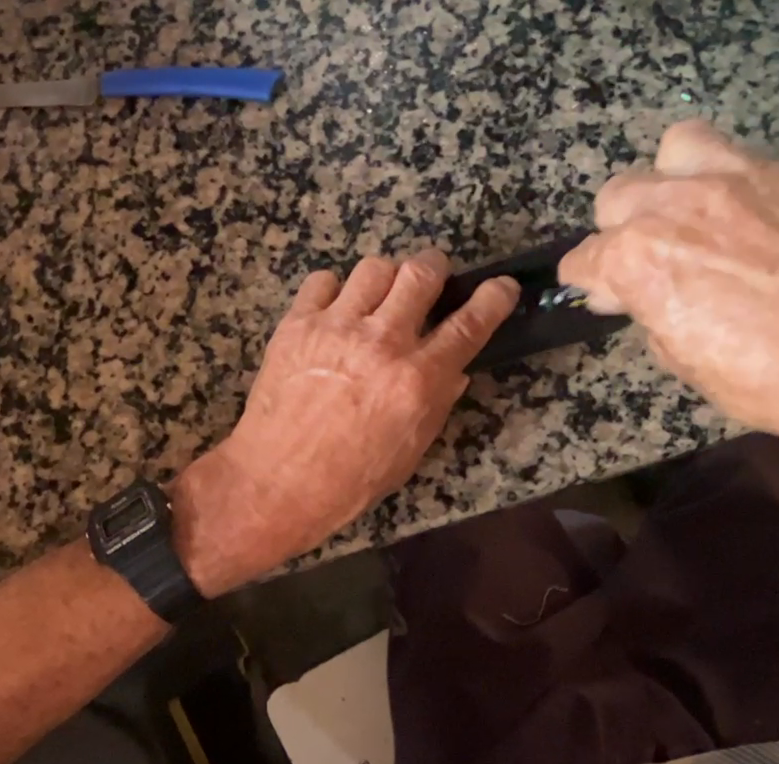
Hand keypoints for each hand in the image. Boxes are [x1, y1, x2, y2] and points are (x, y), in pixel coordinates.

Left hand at [174, 250, 518, 592]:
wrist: (278, 481)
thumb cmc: (350, 479)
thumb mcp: (408, 451)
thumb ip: (435, 405)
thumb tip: (453, 372)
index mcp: (418, 379)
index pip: (469, 323)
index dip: (493, 298)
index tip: (500, 287)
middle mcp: (383, 341)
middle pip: (420, 272)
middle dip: (433, 269)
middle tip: (429, 280)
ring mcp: (337, 328)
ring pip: (374, 268)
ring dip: (383, 279)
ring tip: (376, 299)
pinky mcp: (297, 325)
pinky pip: (322, 281)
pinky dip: (333, 291)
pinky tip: (332, 313)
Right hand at [558, 120, 778, 485]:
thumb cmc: (763, 378)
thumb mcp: (680, 358)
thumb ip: (648, 311)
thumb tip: (643, 294)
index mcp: (638, 260)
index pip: (584, 260)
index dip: (589, 283)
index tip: (604, 297)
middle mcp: (676, 206)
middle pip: (616, 195)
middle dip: (618, 230)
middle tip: (644, 262)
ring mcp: (735, 179)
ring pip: (673, 150)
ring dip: (668, 182)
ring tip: (688, 218)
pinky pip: (733, 157)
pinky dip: (723, 183)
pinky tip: (741, 221)